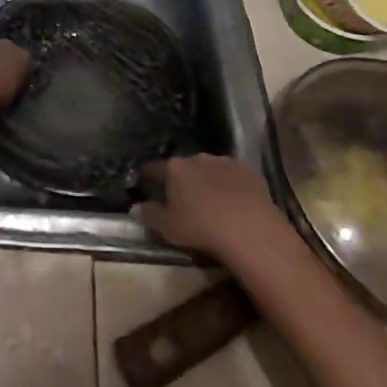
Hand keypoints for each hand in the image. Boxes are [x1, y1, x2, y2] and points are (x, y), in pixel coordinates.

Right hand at [135, 155, 286, 261]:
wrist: (248, 228)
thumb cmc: (200, 227)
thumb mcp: (167, 228)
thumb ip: (149, 214)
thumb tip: (137, 207)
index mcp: (175, 169)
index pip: (154, 168)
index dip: (148, 177)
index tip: (145, 183)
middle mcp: (198, 158)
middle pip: (184, 168)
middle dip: (182, 180)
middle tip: (184, 200)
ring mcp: (225, 161)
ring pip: (210, 169)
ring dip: (207, 181)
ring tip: (212, 202)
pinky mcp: (248, 169)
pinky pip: (232, 175)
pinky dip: (230, 185)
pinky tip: (235, 202)